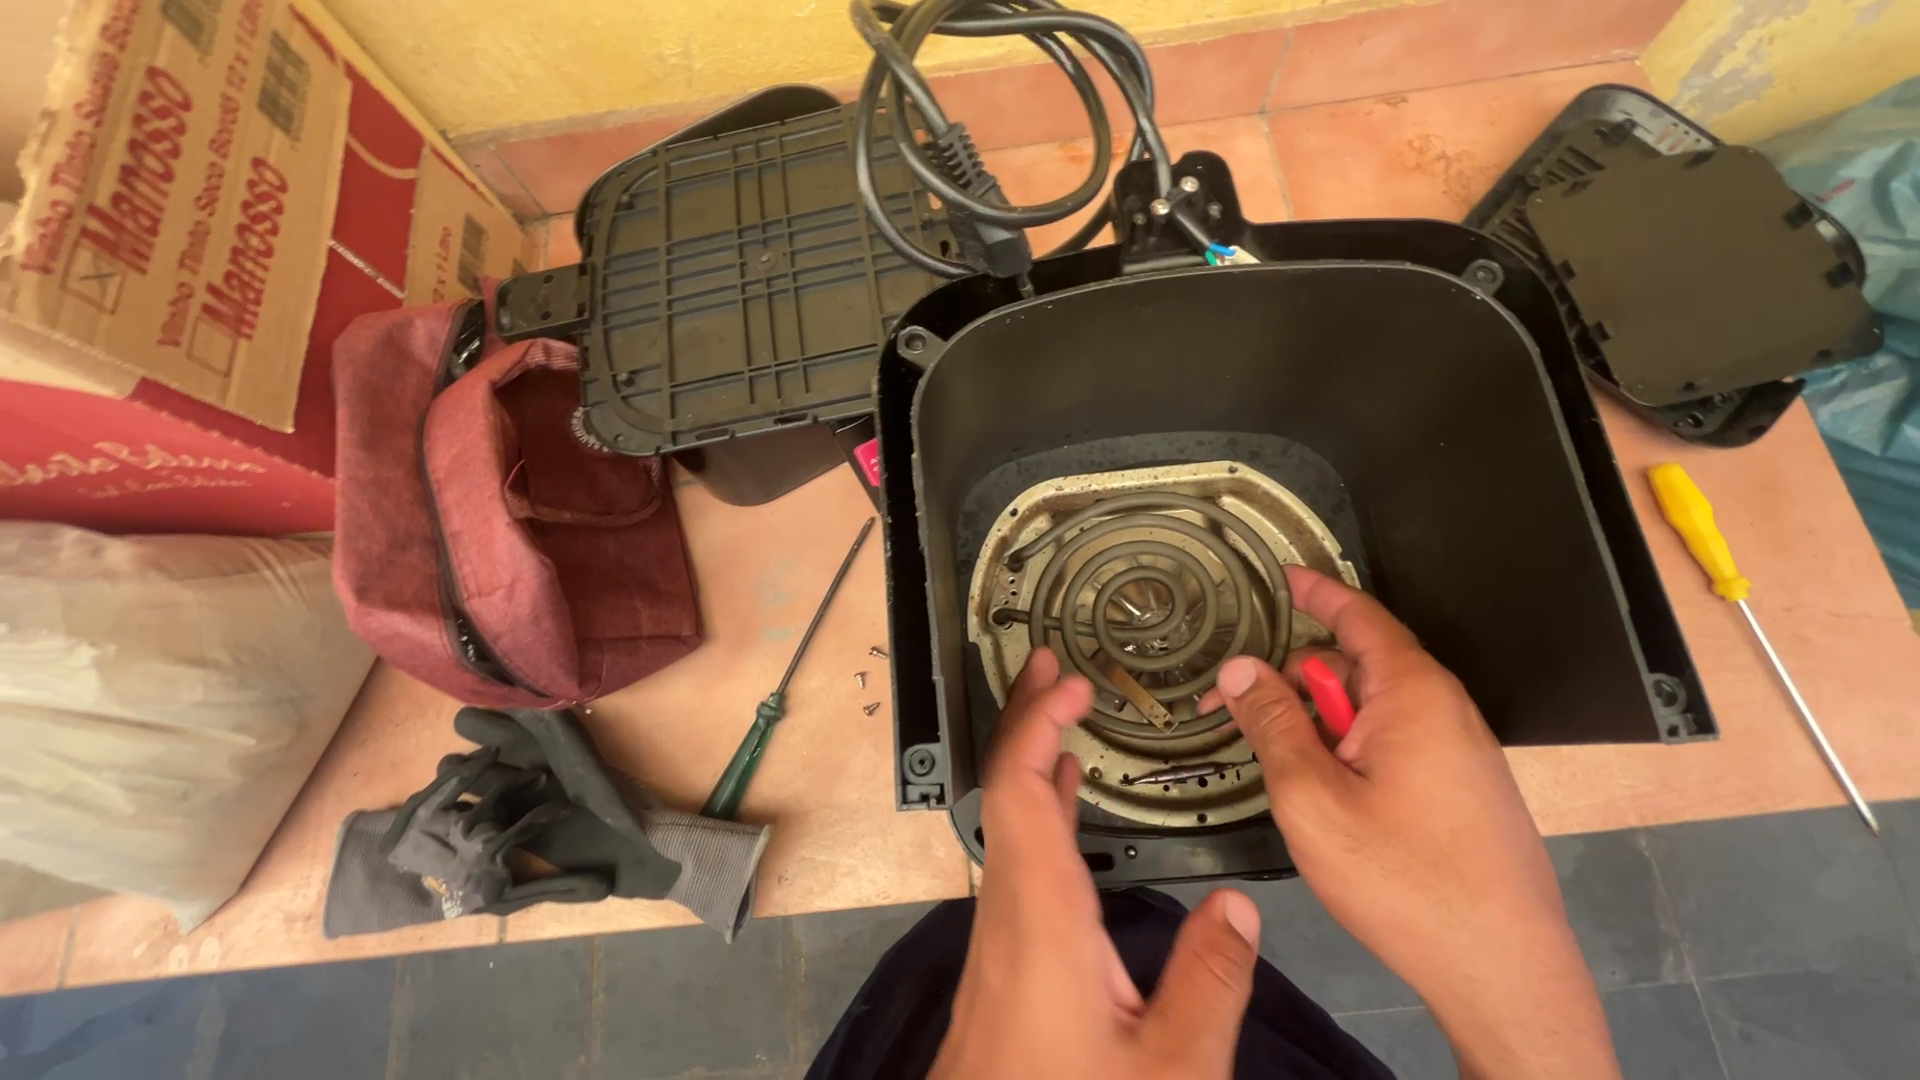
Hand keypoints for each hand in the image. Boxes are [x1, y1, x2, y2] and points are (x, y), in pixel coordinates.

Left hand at [930, 648, 1263, 1079]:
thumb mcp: (1171, 1068)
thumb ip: (1209, 983)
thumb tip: (1240, 909)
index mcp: (1041, 914)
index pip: (1020, 787)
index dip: (1038, 723)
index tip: (1066, 682)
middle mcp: (1008, 904)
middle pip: (1004, 784)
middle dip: (1027, 716)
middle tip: (1052, 667)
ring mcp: (1000, 923)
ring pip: (1008, 814)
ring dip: (1033, 754)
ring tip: (1063, 712)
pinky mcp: (1005, 945)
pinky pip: (1017, 849)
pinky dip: (1040, 804)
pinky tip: (1064, 795)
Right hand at [1211, 565, 1618, 1079]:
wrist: (1503, 974)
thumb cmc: (1403, 879)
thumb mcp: (1312, 797)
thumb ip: (1272, 722)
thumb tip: (1240, 667)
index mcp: (1413, 694)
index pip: (1359, 615)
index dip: (1315, 591)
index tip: (1279, 576)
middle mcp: (1443, 709)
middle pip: (1353, 666)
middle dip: (1290, 679)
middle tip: (1230, 709)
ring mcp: (1456, 750)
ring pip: (1368, 709)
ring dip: (1314, 720)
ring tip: (1274, 762)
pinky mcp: (1459, 786)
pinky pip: (1391, 740)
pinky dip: (1344, 745)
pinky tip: (1321, 790)